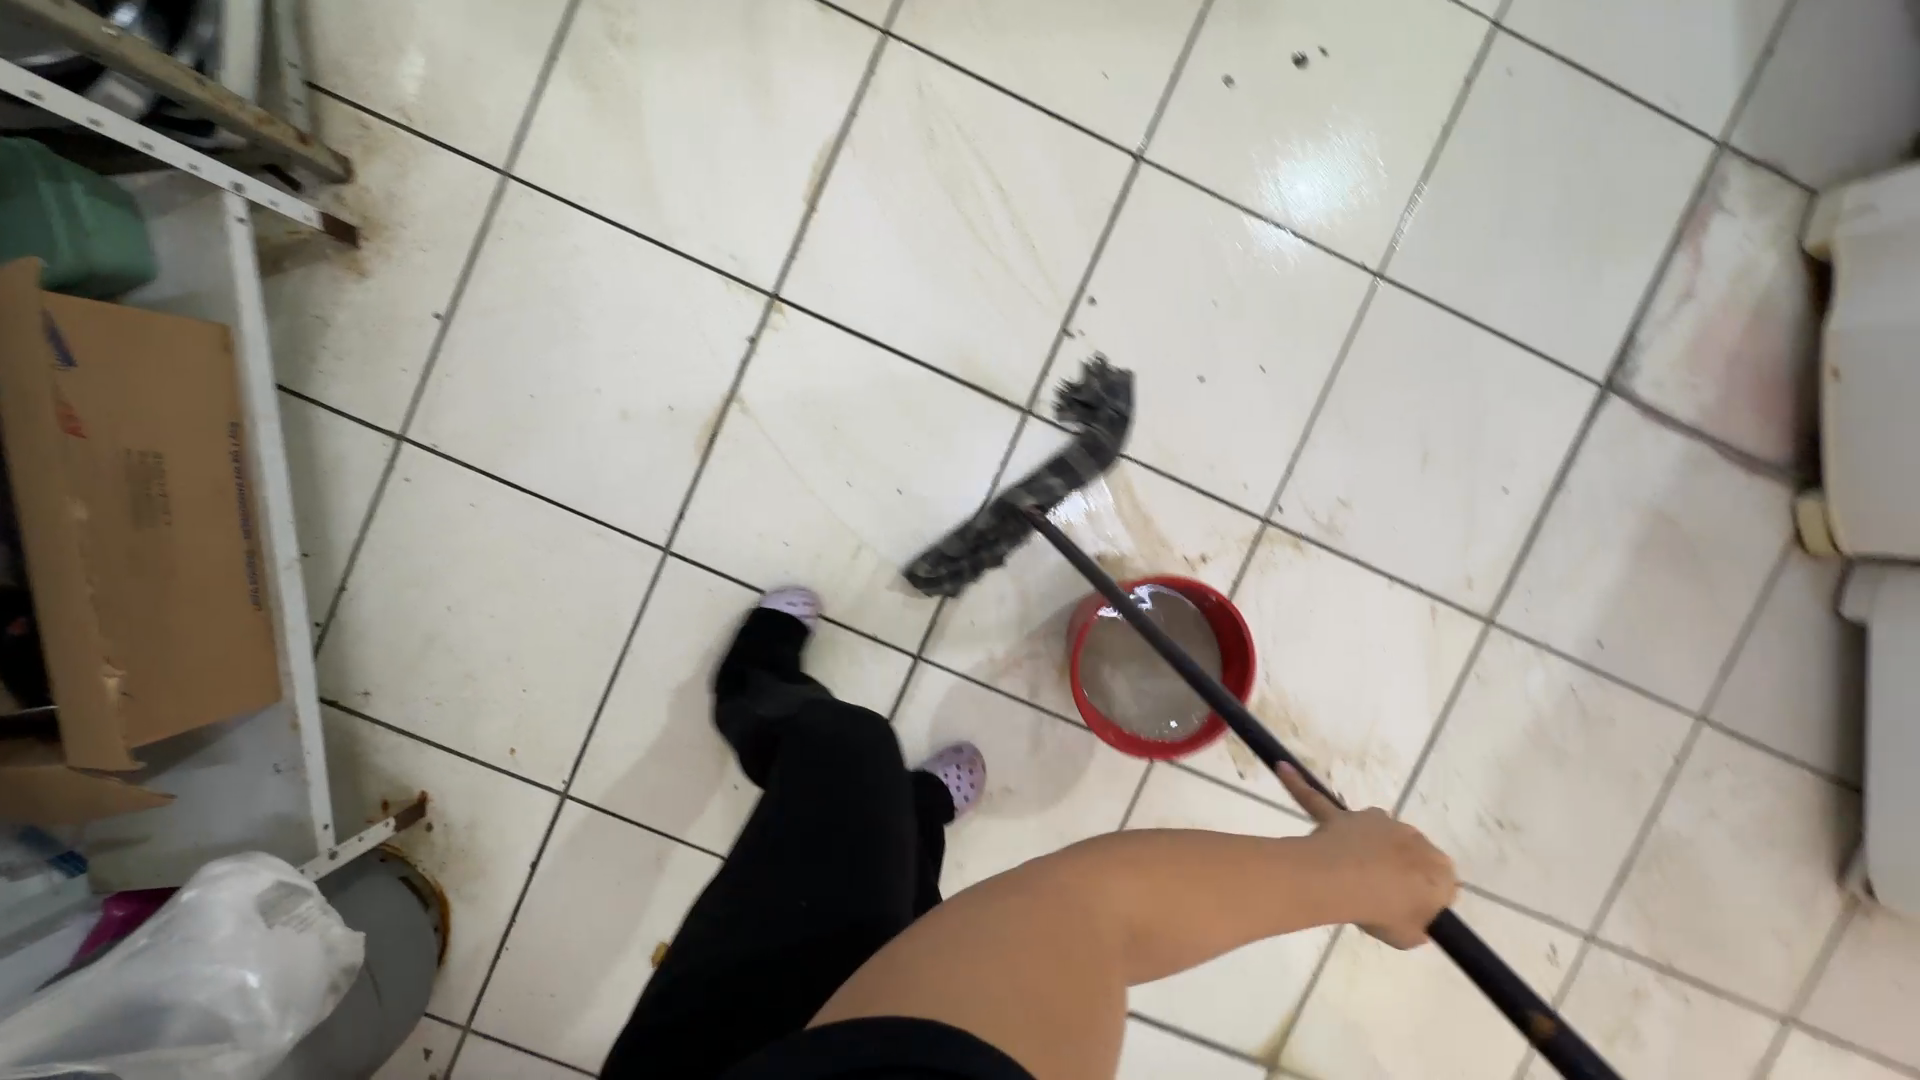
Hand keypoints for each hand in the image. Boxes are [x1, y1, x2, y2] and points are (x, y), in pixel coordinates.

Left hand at [1277, 763, 1456, 948]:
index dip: (1418, 901)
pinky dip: (1297, 784)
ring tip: (1353, 872)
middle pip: (1406, 855)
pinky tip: (1282, 768)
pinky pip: (1315, 799)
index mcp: (1440, 868)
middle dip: (1395, 872)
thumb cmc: (1386, 912)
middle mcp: (1412, 836)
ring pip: (1374, 832)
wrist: (1349, 884)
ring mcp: (1376, 821)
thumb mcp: (1412, 936)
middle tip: (1377, 896)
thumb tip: (1407, 919)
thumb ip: (1414, 925)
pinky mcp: (1341, 816)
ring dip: (1367, 847)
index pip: (1439, 885)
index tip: (1403, 912)